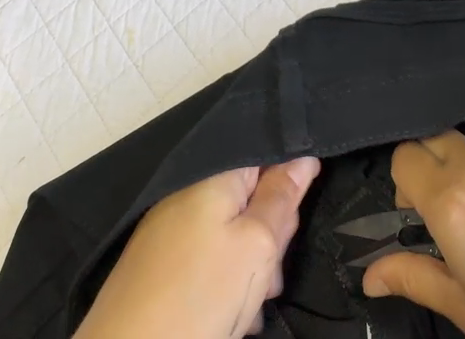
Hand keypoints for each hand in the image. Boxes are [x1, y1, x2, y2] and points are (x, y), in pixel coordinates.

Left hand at [75, 156, 320, 338]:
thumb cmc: (199, 294)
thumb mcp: (256, 246)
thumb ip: (281, 199)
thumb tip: (303, 158)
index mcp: (213, 176)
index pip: (265, 153)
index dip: (290, 179)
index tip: (297, 214)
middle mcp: (189, 191)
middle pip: (250, 195)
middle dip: (270, 232)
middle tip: (269, 272)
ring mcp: (171, 225)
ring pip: (232, 231)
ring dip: (251, 264)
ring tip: (249, 306)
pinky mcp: (161, 257)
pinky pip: (208, 253)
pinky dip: (224, 278)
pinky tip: (228, 311)